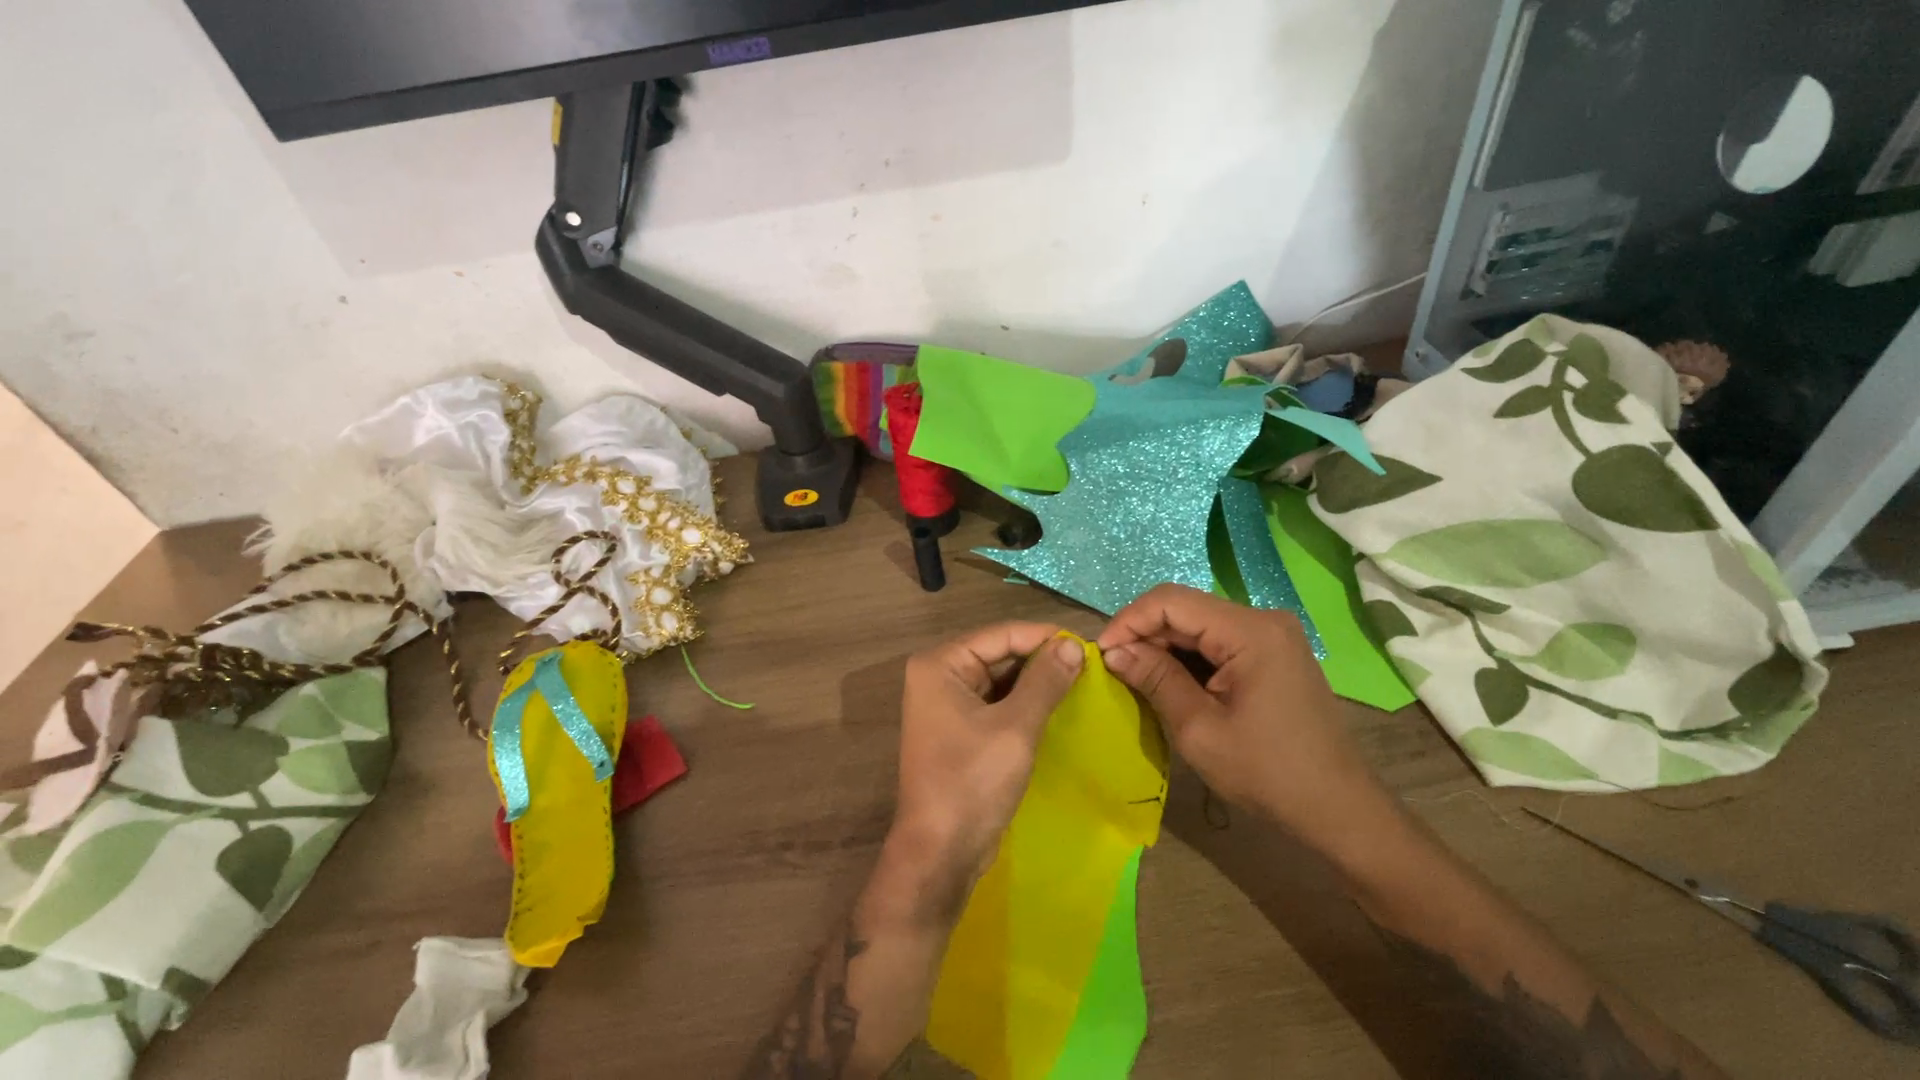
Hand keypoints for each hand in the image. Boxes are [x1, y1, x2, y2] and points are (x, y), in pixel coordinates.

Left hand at [887, 623, 1084, 912]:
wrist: (940, 851)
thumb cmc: (972, 782)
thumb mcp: (1016, 728)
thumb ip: (1045, 681)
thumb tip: (1074, 645)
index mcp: (940, 665)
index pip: (1001, 634)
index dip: (1045, 637)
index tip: (1090, 645)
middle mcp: (938, 677)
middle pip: (999, 653)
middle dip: (1042, 659)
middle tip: (1091, 666)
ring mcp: (947, 705)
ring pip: (1001, 680)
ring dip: (1037, 682)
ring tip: (1082, 683)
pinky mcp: (959, 731)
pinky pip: (997, 704)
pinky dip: (1025, 704)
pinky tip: (1058, 708)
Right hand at [1096, 584, 1394, 852]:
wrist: (1336, 809)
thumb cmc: (1266, 773)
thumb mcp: (1199, 730)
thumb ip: (1155, 679)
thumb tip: (1112, 651)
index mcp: (1250, 631)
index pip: (1171, 601)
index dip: (1128, 621)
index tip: (1100, 655)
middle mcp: (1264, 620)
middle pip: (1186, 609)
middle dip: (1144, 635)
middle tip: (1112, 670)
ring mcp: (1272, 636)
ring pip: (1199, 626)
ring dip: (1164, 648)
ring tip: (1134, 680)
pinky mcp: (1273, 655)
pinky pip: (1218, 643)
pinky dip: (1189, 660)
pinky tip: (1169, 685)